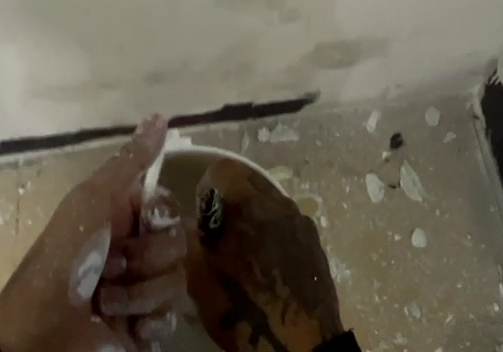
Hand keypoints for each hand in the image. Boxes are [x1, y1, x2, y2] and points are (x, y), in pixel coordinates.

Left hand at [0, 116, 187, 351]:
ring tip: (107, 303)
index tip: (144, 221)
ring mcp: (142, 291)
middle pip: (179, 243)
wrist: (38, 339)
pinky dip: (148, 324)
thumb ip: (129, 163)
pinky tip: (127, 329)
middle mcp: (136, 249)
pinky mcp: (145, 329)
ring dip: (140, 294)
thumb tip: (161, 115)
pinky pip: (172, 319)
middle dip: (146, 259)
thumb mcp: (90, 202)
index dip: (160, 216)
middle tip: (112, 268)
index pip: (169, 205)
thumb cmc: (61, 262)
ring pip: (177, 281)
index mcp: (123, 216)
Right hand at [187, 158, 343, 351]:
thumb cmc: (243, 307)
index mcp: (247, 203)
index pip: (222, 168)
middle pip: (248, 180)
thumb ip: (190, 239)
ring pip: (270, 200)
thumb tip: (187, 222)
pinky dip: (273, 232)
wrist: (298, 342)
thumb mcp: (200, 277)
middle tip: (219, 230)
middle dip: (231, 198)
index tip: (200, 212)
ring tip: (244, 249)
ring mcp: (300, 219)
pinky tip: (266, 263)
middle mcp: (278, 201)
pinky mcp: (315, 240)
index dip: (206, 186)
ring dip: (254, 214)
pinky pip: (287, 222)